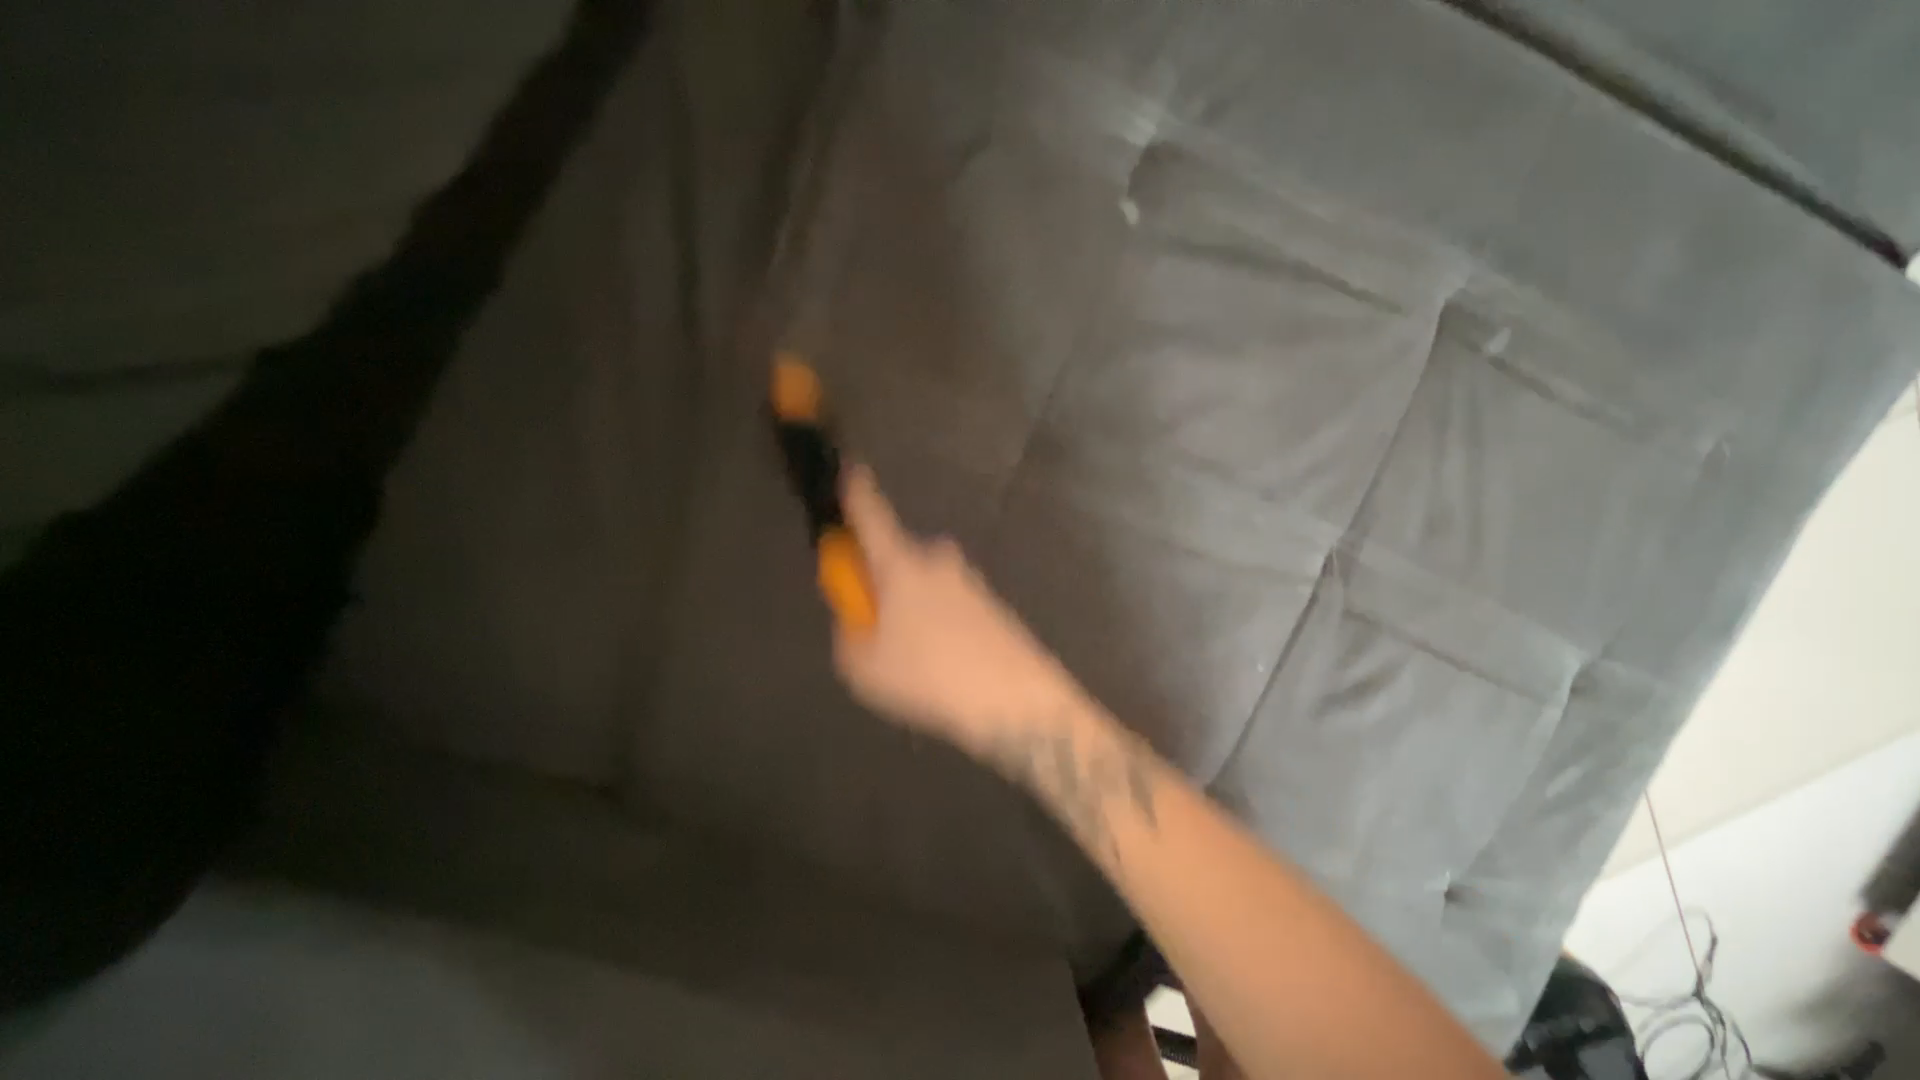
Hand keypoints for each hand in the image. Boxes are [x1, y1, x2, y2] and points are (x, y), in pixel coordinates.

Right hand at [832, 466, 1082, 756]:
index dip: (854, 492)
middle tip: (877, 633)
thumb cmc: (928, 675)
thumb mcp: (862, 667)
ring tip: (916, 665)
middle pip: (897, 560)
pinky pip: (949, 610)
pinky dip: (940, 630)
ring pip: (924, 590)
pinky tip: (944, 669)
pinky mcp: (991, 605)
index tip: (847, 471)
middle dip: (883, 586)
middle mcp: (937, 559)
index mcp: (900, 563)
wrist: (1015, 699)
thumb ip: (848, 634)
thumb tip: (856, 620)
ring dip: (914, 614)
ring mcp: (969, 580)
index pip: (870, 514)